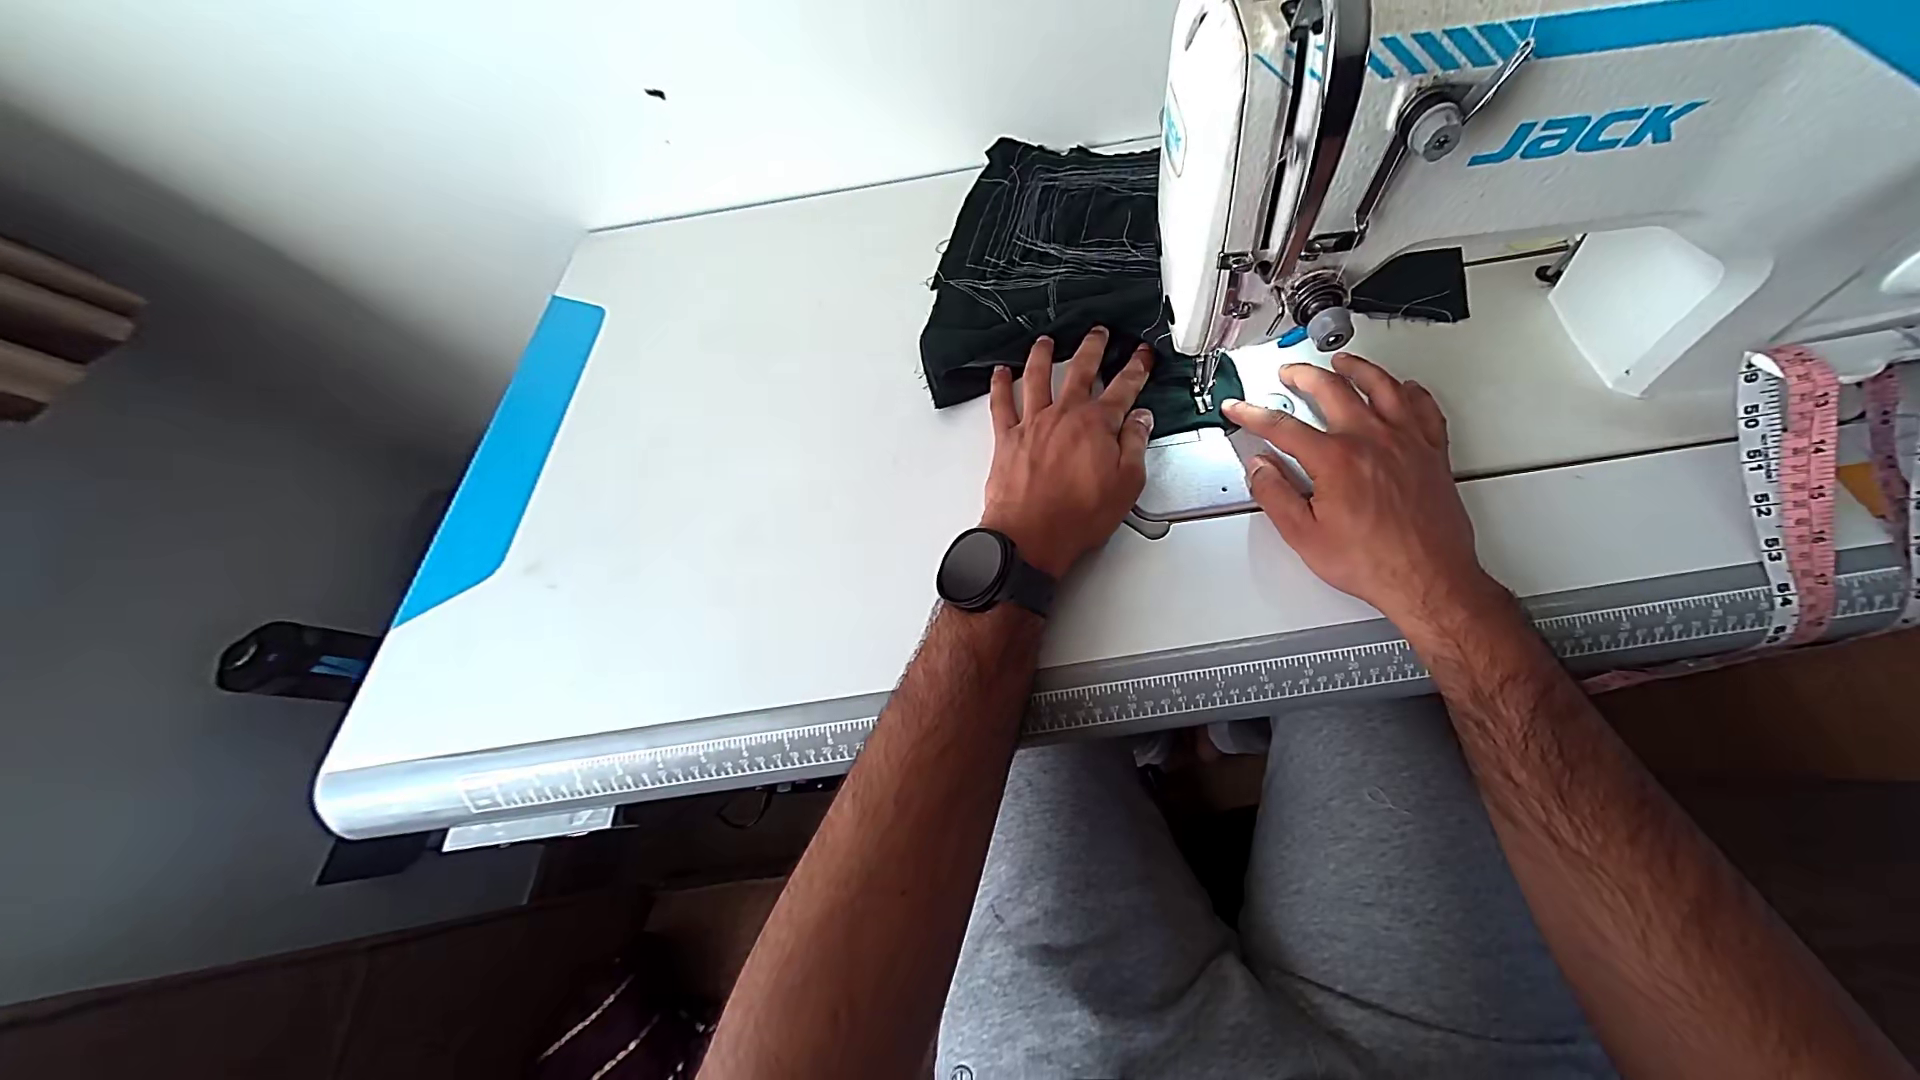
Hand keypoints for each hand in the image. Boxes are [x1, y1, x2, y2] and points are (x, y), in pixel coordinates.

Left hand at [980, 328, 1154, 576]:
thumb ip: (1134, 446)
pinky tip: (1000, 373)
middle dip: (1092, 348)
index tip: (1141, 355)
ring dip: (1043, 355)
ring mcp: (1032, 424)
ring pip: (1037, 377)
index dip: (1136, 368)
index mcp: (1096, 425)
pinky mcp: (1006, 439)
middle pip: (1080, 371)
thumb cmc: (1075, 516)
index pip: (1123, 387)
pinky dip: (1000, 385)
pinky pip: (1001, 403)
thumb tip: (1141, 420)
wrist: (1030, 536)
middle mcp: (1063, 416)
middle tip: (1098, 334)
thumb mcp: (1125, 485)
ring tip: (1047, 341)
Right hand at [1222, 353, 1506, 631]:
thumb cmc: (1372, 561)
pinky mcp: (1432, 452)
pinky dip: (1409, 390)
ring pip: (1381, 386)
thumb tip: (1259, 468)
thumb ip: (1274, 494)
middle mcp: (1373, 441)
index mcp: (1335, 460)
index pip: (1282, 426)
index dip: (1252, 414)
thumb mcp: (1303, 534)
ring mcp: (1407, 442)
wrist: (1427, 579)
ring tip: (1342, 361)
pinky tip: (1402, 387)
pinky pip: (1423, 407)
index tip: (1238, 408)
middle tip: (1288, 373)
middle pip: (1332, 390)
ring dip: (1357, 368)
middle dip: (1302, 376)